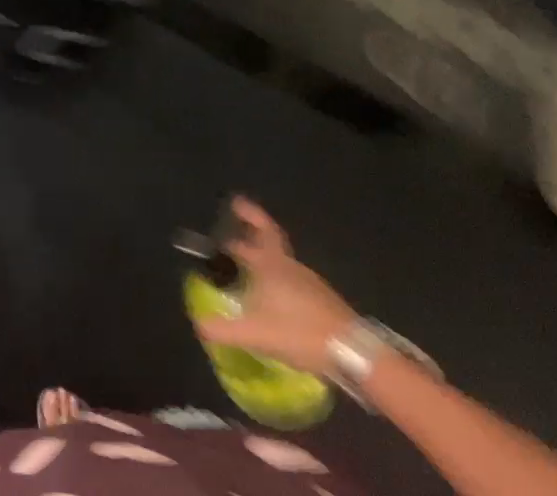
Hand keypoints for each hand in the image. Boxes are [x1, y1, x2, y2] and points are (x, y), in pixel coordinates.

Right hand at [195, 197, 358, 373]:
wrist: (358, 356)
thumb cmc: (302, 333)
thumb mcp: (256, 334)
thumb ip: (223, 329)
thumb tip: (199, 325)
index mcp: (273, 267)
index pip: (263, 231)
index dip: (250, 215)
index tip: (236, 202)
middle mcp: (291, 269)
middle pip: (269, 246)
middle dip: (247, 242)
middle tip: (227, 245)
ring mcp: (310, 284)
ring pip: (280, 266)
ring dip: (261, 264)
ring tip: (243, 275)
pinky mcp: (322, 302)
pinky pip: (291, 282)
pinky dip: (275, 282)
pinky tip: (269, 300)